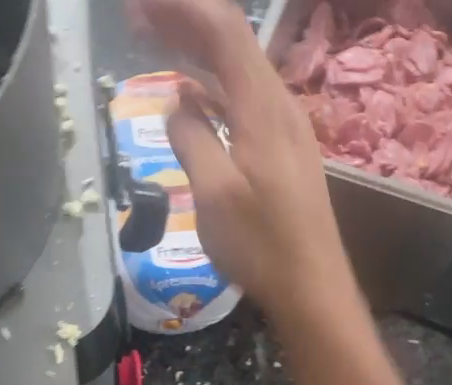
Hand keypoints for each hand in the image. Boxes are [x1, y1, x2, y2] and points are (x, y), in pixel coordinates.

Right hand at [134, 0, 356, 314]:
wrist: (313, 289)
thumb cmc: (262, 246)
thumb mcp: (214, 194)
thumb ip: (192, 140)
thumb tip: (177, 105)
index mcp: (262, 107)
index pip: (223, 30)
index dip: (181, 9)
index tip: (138, 5)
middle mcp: (279, 107)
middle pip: (233, 43)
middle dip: (185, 22)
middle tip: (139, 18)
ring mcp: (286, 131)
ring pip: (239, 73)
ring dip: (199, 54)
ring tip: (157, 45)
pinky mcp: (285, 155)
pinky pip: (245, 102)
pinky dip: (214, 90)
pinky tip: (193, 99)